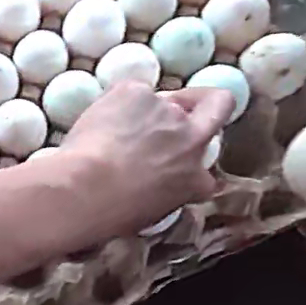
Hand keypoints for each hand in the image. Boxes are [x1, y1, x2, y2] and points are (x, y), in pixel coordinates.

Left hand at [50, 81, 232, 238]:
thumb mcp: (151, 213)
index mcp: (194, 179)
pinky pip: (130, 90)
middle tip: (186, 108)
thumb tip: (152, 187)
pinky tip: (100, 121)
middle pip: (218, 105)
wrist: (86, 188)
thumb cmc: (111, 213)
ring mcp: (166, 110)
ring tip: (112, 130)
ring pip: (162, 98)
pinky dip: (117, 102)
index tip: (175, 165)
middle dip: (209, 103)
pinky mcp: (137, 92)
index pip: (207, 170)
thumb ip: (164, 193)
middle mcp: (190, 139)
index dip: (190, 164)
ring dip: (143, 111)